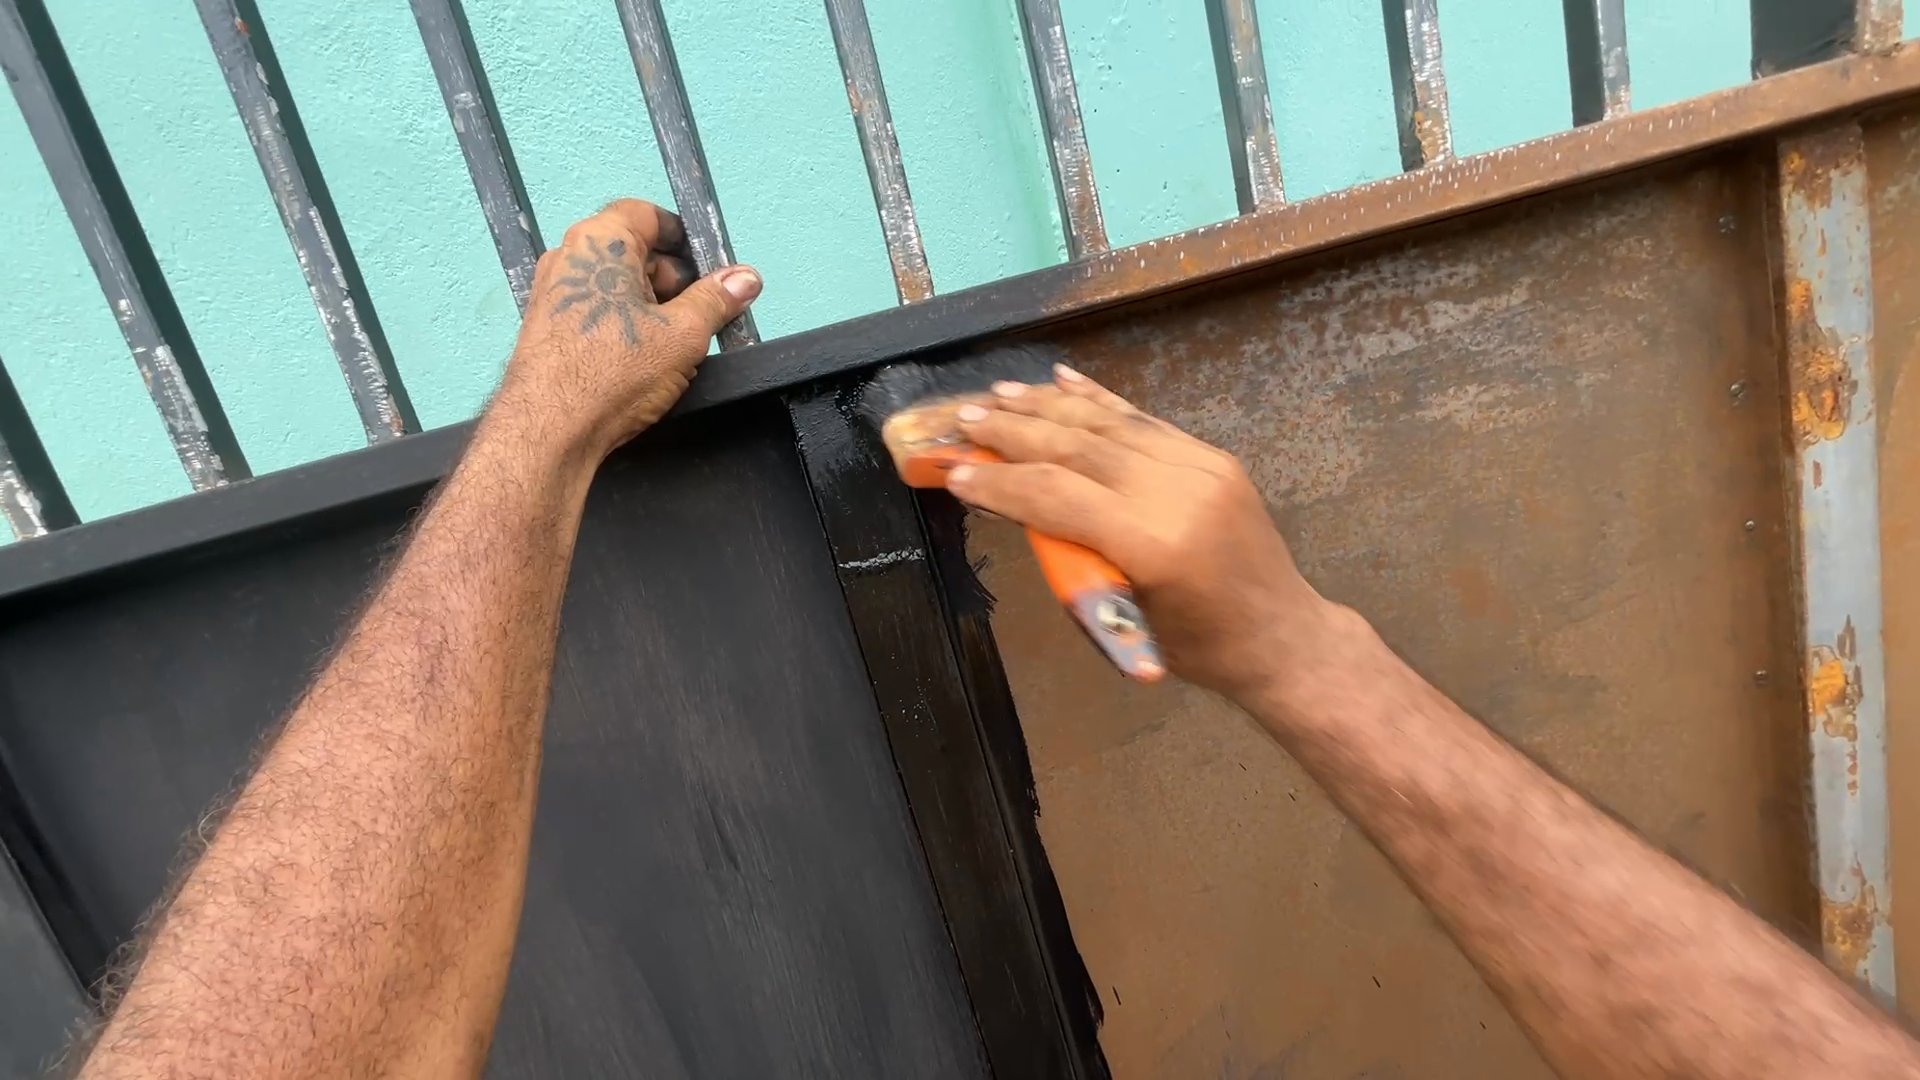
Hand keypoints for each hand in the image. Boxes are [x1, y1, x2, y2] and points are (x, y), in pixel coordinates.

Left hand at [497, 198, 761, 456]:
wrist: (553, 427)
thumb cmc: (611, 372)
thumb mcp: (684, 334)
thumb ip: (717, 300)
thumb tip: (745, 278)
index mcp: (600, 242)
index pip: (646, 214)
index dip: (684, 237)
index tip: (712, 266)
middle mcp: (571, 259)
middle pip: (635, 252)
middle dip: (676, 280)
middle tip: (706, 314)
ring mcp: (558, 294)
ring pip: (620, 286)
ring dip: (656, 308)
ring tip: (679, 347)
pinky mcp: (554, 329)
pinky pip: (603, 313)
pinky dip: (631, 327)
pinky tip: (648, 362)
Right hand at [946, 365, 1333, 699]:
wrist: (1281, 635)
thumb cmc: (1197, 648)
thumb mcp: (1123, 617)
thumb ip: (1076, 556)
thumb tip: (1023, 506)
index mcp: (1154, 544)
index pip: (1057, 495)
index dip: (1001, 483)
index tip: (956, 473)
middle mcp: (1177, 492)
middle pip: (1077, 448)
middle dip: (1014, 430)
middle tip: (965, 419)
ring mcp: (1199, 466)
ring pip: (1107, 424)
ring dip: (1047, 405)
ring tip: (999, 394)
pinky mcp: (1211, 456)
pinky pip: (1143, 419)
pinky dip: (1098, 399)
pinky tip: (1063, 380)